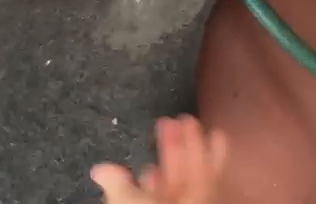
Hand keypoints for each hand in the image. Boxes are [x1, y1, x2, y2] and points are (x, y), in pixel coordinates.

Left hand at [91, 115, 228, 203]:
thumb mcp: (124, 198)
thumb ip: (117, 182)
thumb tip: (97, 168)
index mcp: (147, 203)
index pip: (150, 184)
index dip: (152, 166)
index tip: (153, 153)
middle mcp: (170, 201)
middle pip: (174, 169)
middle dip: (174, 144)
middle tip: (172, 120)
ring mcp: (191, 195)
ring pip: (194, 165)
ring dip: (194, 141)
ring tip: (189, 119)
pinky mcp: (210, 190)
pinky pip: (215, 168)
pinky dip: (218, 150)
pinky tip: (217, 133)